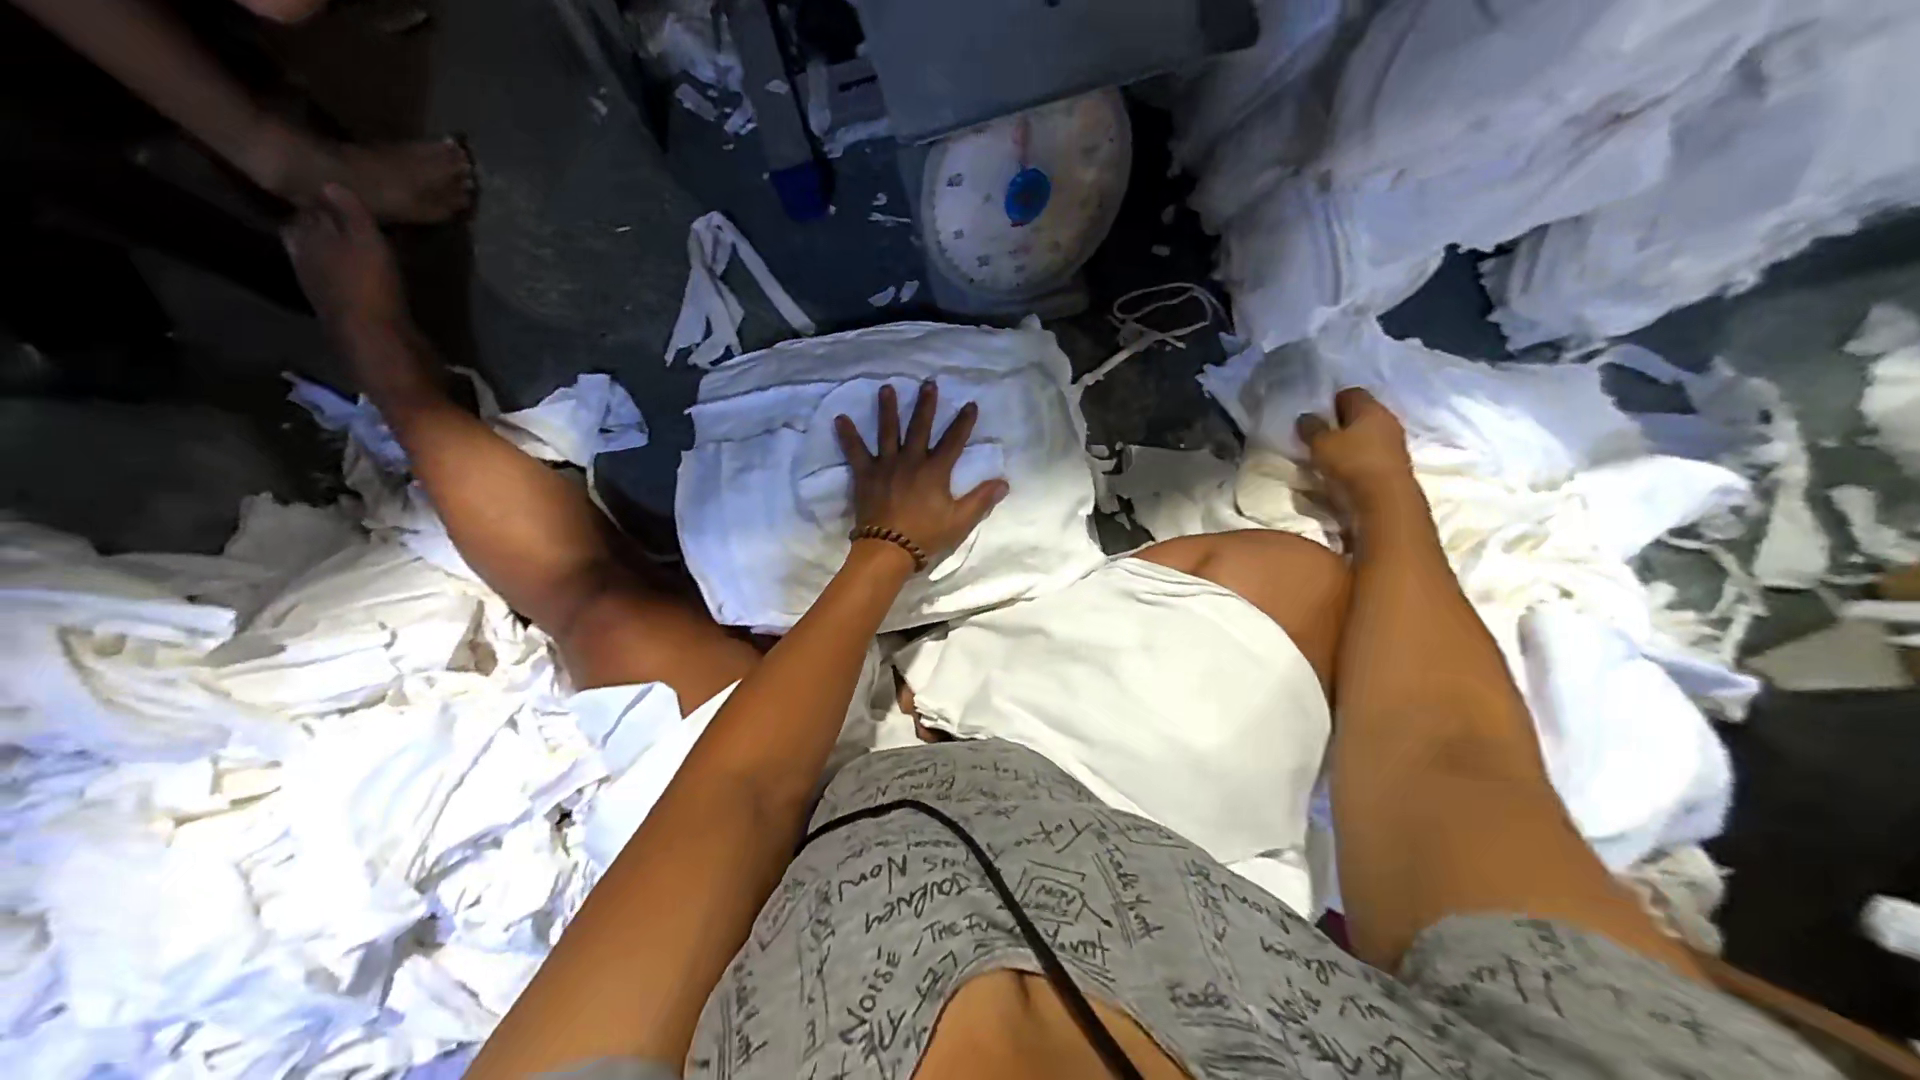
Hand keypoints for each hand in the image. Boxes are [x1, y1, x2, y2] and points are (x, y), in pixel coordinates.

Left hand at [281, 183, 408, 337]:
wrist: (372, 338)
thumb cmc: (369, 285)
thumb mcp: (366, 242)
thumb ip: (350, 213)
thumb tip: (329, 182)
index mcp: (307, 238)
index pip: (306, 210)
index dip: (320, 201)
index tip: (334, 194)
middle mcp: (305, 258)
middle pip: (307, 233)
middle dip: (321, 223)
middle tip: (343, 217)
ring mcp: (318, 285)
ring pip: (319, 257)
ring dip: (332, 249)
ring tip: (351, 243)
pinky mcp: (337, 307)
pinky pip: (335, 280)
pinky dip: (343, 272)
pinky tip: (356, 273)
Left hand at [834, 380, 1008, 564]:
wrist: (888, 549)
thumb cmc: (926, 536)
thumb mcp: (960, 521)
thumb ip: (981, 500)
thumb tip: (1004, 483)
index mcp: (935, 471)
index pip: (953, 441)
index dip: (963, 423)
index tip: (970, 404)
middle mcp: (911, 461)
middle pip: (920, 427)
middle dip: (925, 404)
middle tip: (928, 383)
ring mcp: (886, 466)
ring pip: (888, 431)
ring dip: (888, 409)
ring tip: (886, 388)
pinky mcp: (866, 475)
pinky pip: (855, 451)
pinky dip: (847, 435)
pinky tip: (840, 418)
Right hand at [1296, 387, 1418, 514]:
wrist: (1385, 501)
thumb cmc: (1351, 463)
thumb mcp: (1321, 444)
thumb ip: (1311, 428)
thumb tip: (1306, 417)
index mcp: (1371, 409)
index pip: (1351, 393)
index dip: (1332, 400)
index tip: (1317, 413)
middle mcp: (1388, 422)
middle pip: (1361, 415)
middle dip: (1341, 423)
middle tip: (1319, 435)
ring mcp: (1394, 446)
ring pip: (1367, 437)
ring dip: (1349, 444)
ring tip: (1327, 456)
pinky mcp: (1394, 467)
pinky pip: (1370, 457)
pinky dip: (1356, 461)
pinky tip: (1341, 472)